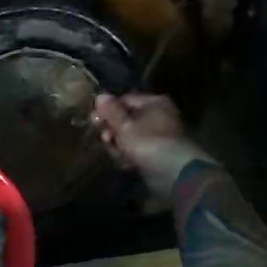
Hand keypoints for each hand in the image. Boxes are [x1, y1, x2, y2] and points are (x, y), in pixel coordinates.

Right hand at [93, 92, 213, 198]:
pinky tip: (127, 162)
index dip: (106, 110)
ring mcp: (156, 134)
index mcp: (153, 103)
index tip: (94, 121)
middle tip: (106, 140)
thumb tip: (100, 95)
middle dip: (111, 131)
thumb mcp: (123, 124)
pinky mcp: (154, 150)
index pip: (123, 100)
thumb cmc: (146, 141)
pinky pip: (134, 148)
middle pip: (123, 119)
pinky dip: (127, 155)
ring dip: (117, 146)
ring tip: (119, 154)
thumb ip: (110, 110)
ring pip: (126, 136)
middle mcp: (157, 115)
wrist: (172, 170)